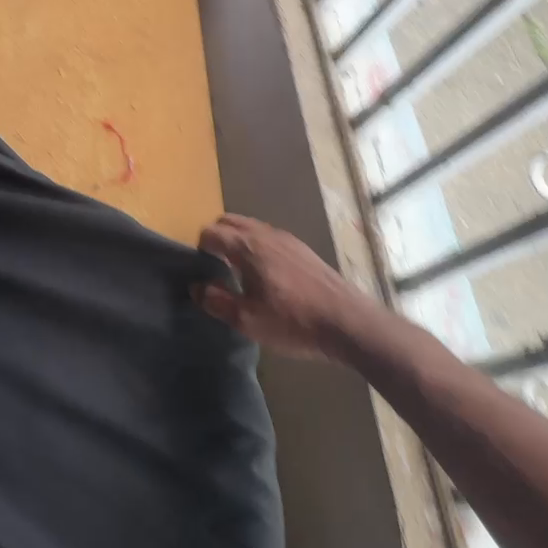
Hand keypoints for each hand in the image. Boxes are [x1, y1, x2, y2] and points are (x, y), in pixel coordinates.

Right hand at [194, 214, 385, 362]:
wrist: (351, 325)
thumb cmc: (294, 322)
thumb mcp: (247, 320)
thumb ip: (216, 301)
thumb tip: (196, 288)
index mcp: (246, 246)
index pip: (210, 232)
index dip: (200, 248)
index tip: (204, 269)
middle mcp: (265, 234)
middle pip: (229, 221)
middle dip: (217, 237)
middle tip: (217, 265)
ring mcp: (288, 240)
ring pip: (251, 227)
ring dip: (239, 240)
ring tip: (242, 270)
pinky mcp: (305, 250)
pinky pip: (270, 237)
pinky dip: (260, 246)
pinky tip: (270, 275)